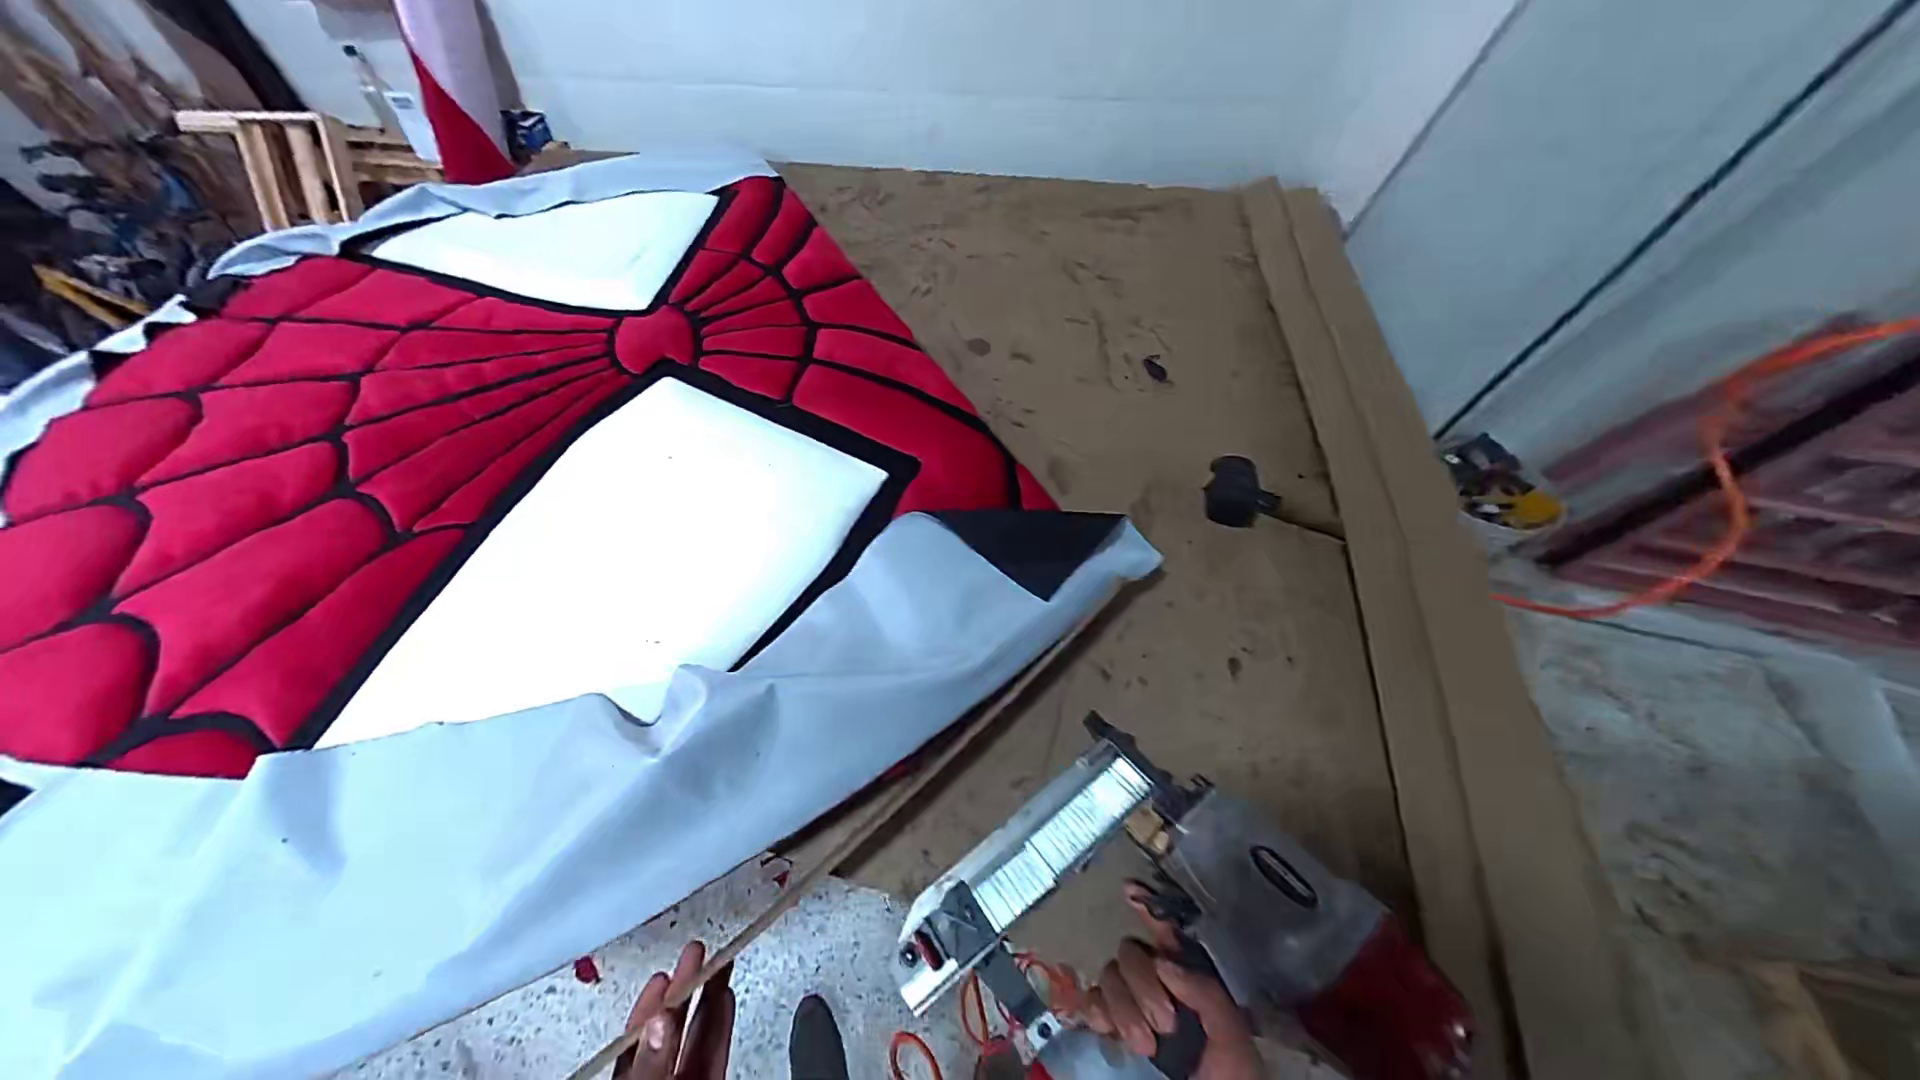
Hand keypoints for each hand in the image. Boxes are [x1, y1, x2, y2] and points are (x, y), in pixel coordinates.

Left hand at [614, 940, 735, 1079]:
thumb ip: (649, 1065)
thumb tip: (660, 1021)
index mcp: (629, 1077)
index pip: (637, 1034)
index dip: (651, 1001)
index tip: (664, 972)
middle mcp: (655, 1074)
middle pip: (670, 1025)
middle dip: (684, 985)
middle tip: (696, 951)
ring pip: (695, 1034)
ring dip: (709, 996)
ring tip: (720, 963)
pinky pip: (714, 1050)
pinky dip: (721, 1022)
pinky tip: (726, 997)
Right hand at [1081, 884, 1262, 1079]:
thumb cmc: (1229, 1071)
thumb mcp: (1231, 1033)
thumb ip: (1205, 994)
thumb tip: (1162, 963)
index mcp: (1186, 970)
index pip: (1163, 926)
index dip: (1145, 903)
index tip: (1129, 889)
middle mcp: (1154, 976)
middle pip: (1129, 951)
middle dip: (1143, 985)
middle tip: (1165, 1025)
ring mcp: (1130, 999)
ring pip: (1109, 975)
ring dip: (1124, 1008)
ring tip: (1146, 1046)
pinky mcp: (1111, 1023)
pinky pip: (1091, 1001)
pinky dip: (1097, 1011)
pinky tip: (1109, 1029)